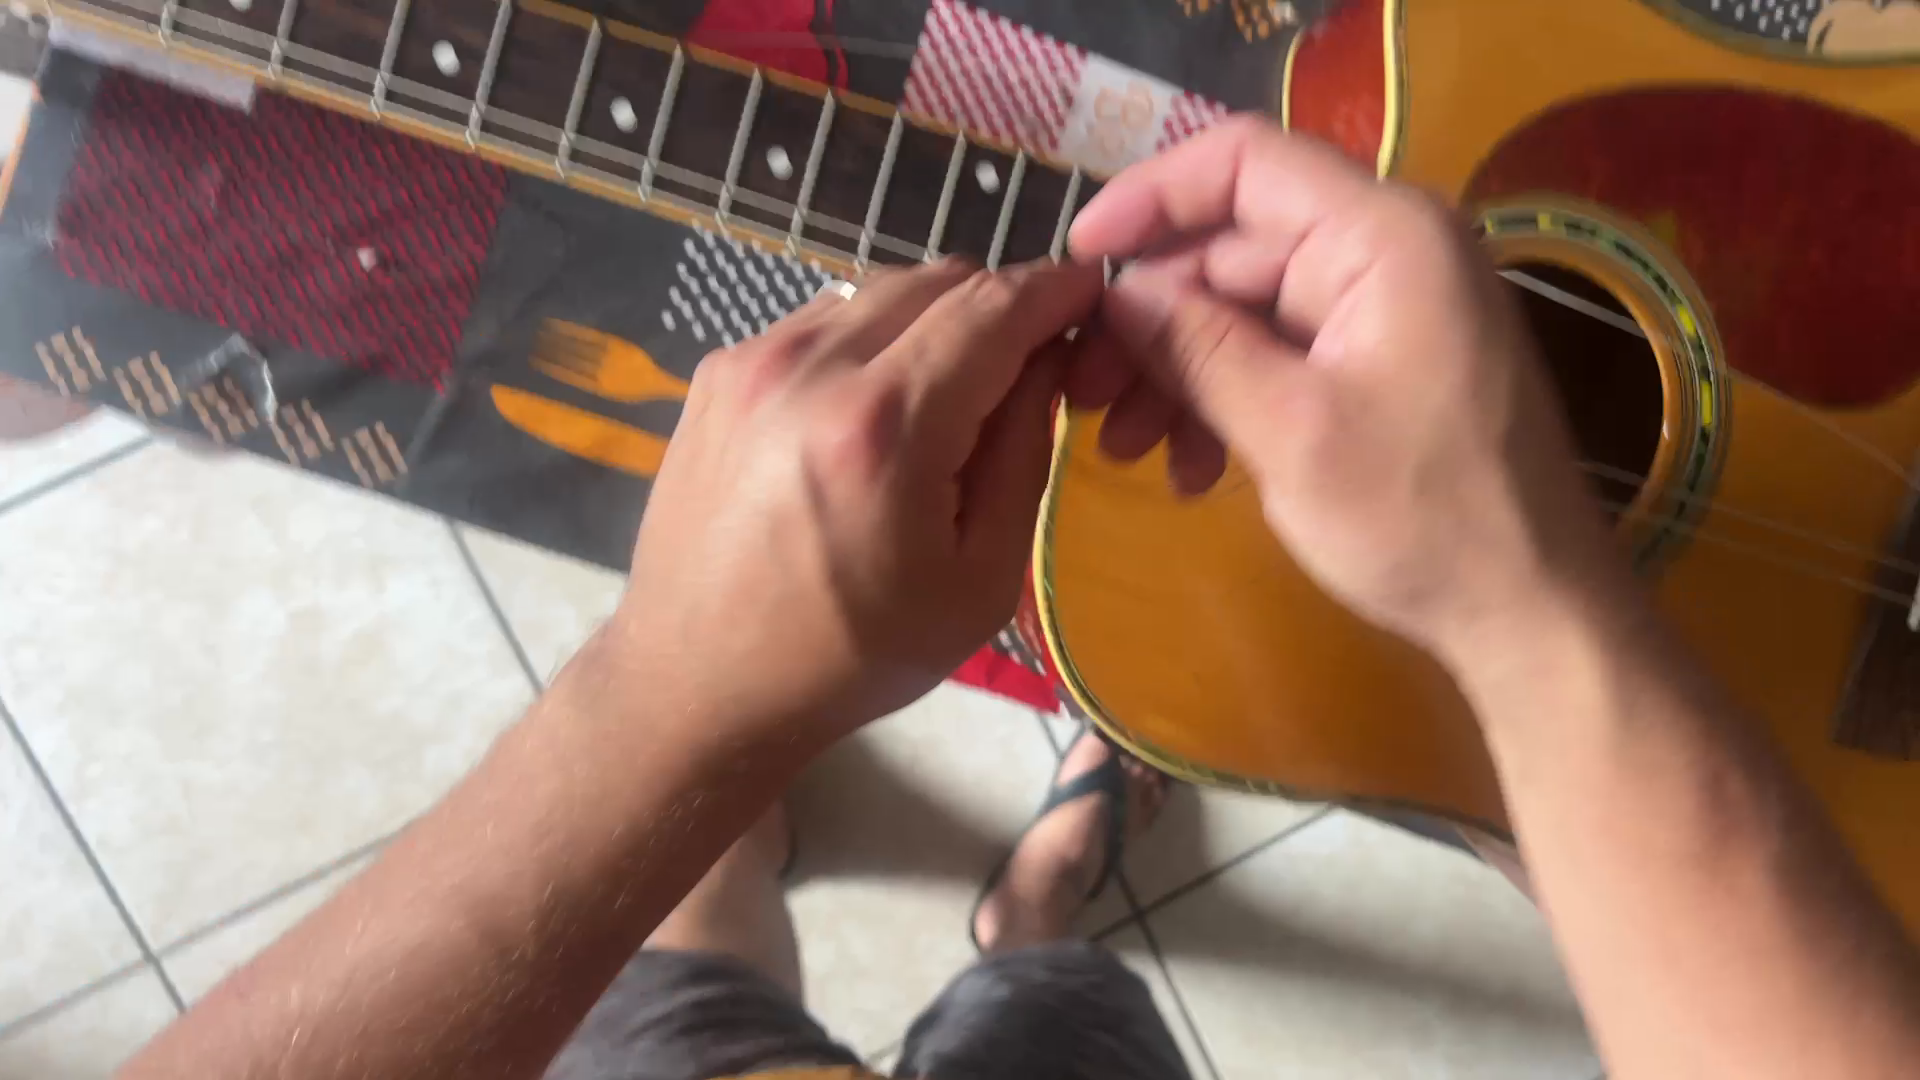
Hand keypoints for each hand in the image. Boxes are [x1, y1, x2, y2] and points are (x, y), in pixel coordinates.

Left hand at [607, 259, 1101, 740]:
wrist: (701, 680)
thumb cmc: (854, 653)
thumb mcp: (981, 582)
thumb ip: (1024, 456)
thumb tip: (1041, 365)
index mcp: (884, 428)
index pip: (993, 308)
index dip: (1053, 289)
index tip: (1088, 293)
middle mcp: (808, 368)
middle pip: (936, 280)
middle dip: (998, 303)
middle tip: (1024, 362)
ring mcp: (750, 361)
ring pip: (877, 292)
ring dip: (933, 320)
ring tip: (946, 393)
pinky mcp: (717, 373)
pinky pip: (822, 321)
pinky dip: (872, 339)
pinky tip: (872, 406)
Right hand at [1066, 118, 1619, 658]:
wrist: (1520, 611)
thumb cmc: (1418, 519)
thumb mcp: (1289, 431)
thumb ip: (1197, 349)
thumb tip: (1115, 294)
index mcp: (1378, 239)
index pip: (1244, 165)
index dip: (1149, 198)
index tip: (1077, 259)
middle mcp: (1375, 257)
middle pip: (1225, 256)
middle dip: (1146, 325)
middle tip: (1084, 393)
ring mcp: (1368, 317)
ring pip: (1232, 318)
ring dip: (1170, 376)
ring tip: (1124, 448)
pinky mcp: (1359, 370)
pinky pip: (1264, 364)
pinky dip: (1213, 407)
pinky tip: (1188, 472)